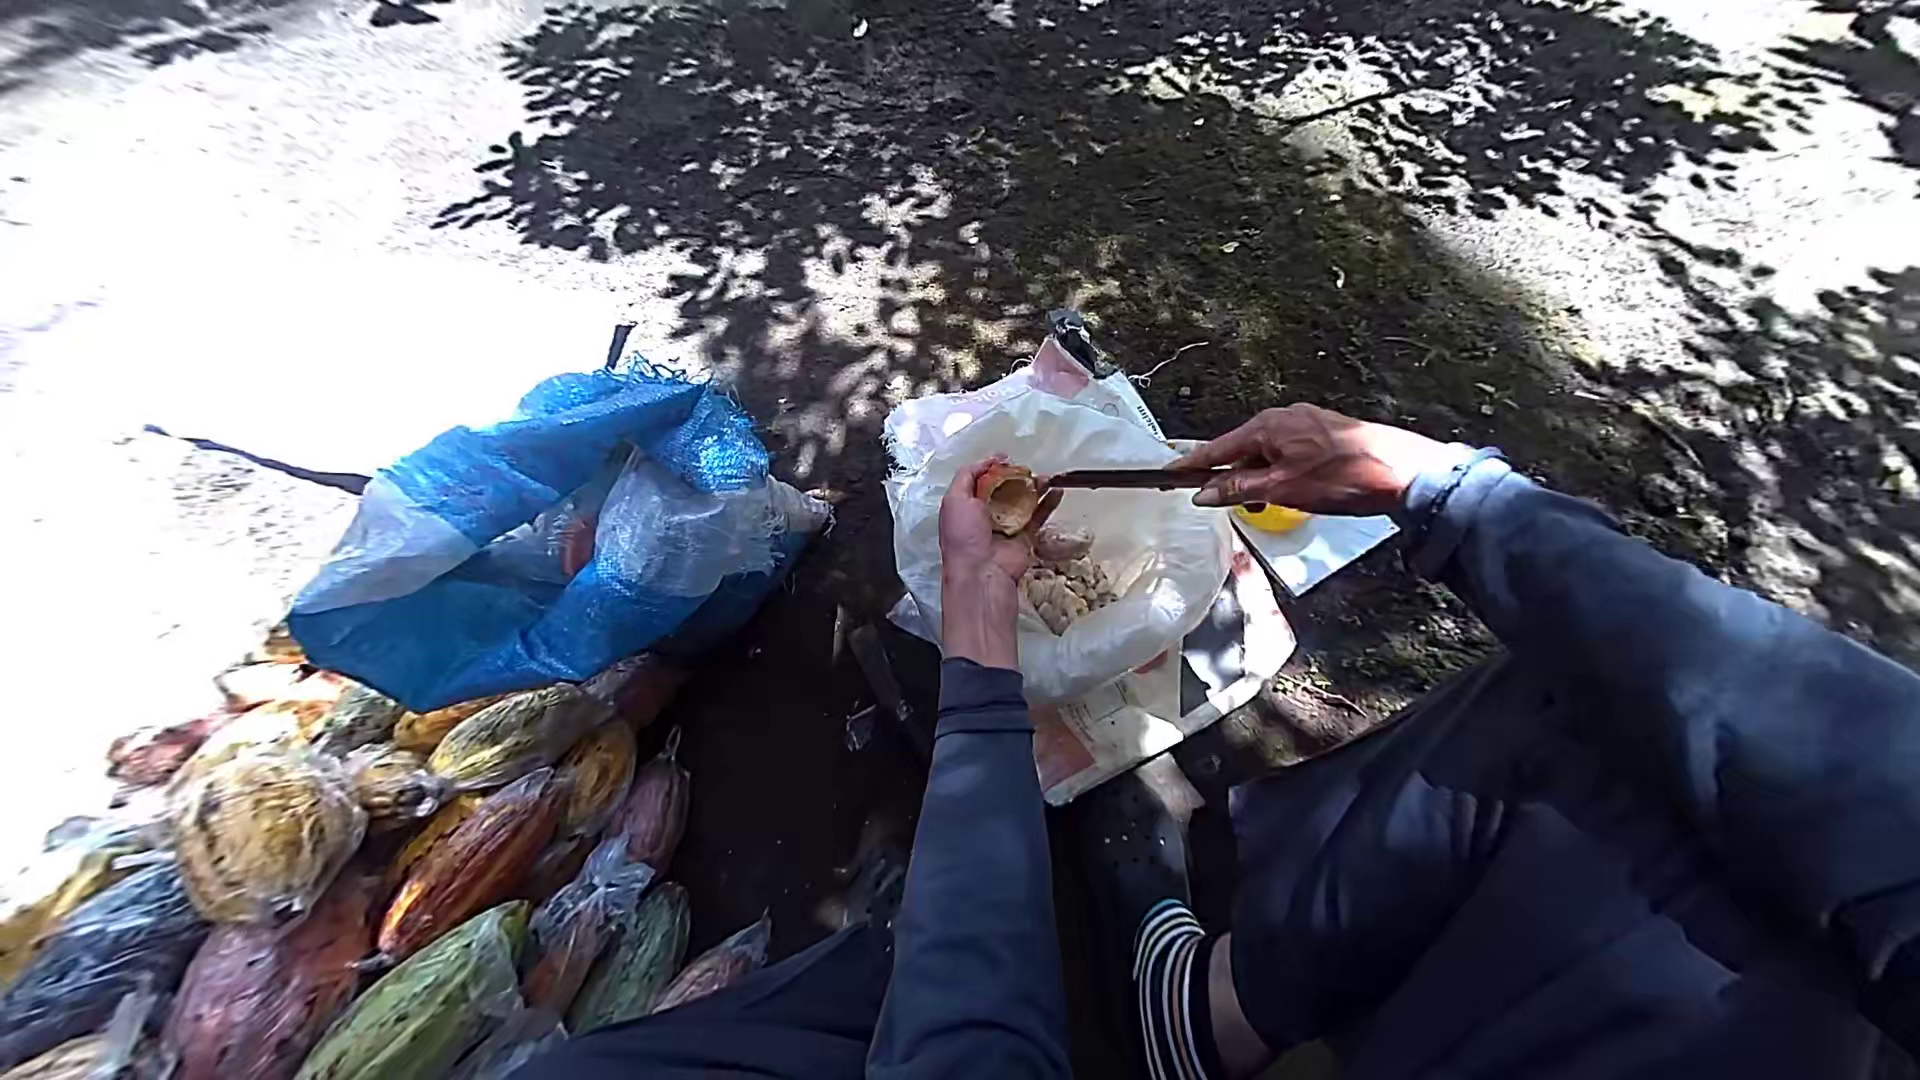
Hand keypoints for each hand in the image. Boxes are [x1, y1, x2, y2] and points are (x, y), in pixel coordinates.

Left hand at [938, 457, 1030, 669]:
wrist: (982, 572)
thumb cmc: (964, 535)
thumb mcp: (955, 499)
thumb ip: (967, 476)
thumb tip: (987, 461)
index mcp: (965, 505)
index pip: (979, 479)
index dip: (991, 466)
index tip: (1006, 456)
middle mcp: (985, 514)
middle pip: (1004, 488)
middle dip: (1017, 475)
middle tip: (1027, 468)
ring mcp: (1006, 526)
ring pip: (1024, 500)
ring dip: (1035, 486)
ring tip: (1046, 477)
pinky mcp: (1025, 537)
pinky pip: (1038, 516)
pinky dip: (1049, 503)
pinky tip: (1057, 491)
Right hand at [1170, 404, 1447, 515]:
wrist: (1412, 474)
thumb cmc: (1344, 478)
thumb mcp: (1282, 488)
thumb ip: (1237, 489)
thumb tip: (1201, 493)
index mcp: (1269, 425)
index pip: (1217, 447)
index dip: (1191, 465)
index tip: (1167, 474)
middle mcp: (1284, 417)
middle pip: (1240, 450)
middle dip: (1230, 477)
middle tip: (1229, 504)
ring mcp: (1306, 423)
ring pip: (1264, 454)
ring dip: (1257, 479)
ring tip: (1266, 504)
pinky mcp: (1324, 433)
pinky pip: (1284, 454)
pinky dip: (1276, 474)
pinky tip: (1287, 492)